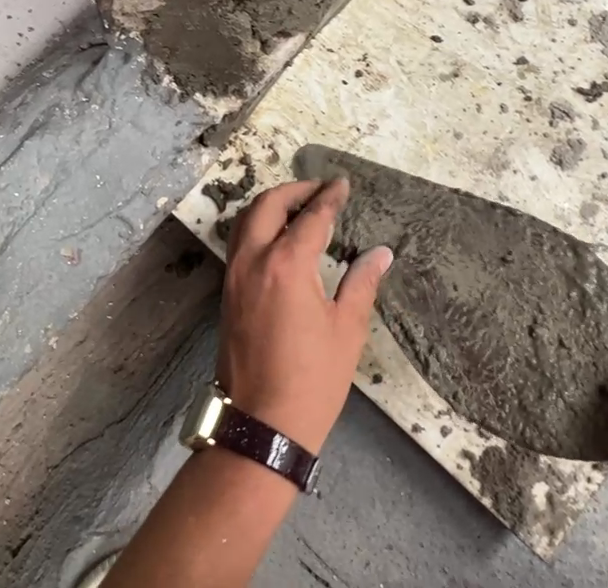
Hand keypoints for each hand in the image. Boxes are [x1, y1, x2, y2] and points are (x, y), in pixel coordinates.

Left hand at [216, 179, 392, 454]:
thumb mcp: (347, 330)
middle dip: (294, 190)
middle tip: (320, 189)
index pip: (311, 217)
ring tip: (300, 206)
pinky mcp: (227, 293)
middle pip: (267, 205)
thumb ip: (361, 283)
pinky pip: (239, 243)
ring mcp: (234, 276)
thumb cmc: (313, 379)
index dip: (329, 197)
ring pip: (246, 221)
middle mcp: (253, 261)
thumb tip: (380, 253)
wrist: (262, 422)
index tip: (343, 184)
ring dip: (271, 205)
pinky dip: (258, 227)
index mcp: (286, 265)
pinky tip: (279, 237)